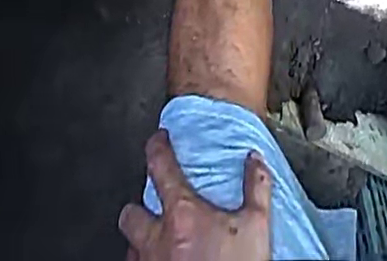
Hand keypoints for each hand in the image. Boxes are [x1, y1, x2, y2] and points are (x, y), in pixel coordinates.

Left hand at [118, 130, 271, 259]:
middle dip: (137, 206)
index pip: (161, 169)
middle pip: (130, 215)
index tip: (157, 139)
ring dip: (140, 238)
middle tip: (152, 202)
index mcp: (182, 215)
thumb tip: (253, 159)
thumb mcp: (257, 225)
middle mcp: (157, 240)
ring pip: (130, 247)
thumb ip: (256, 186)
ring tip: (157, 236)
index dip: (157, 148)